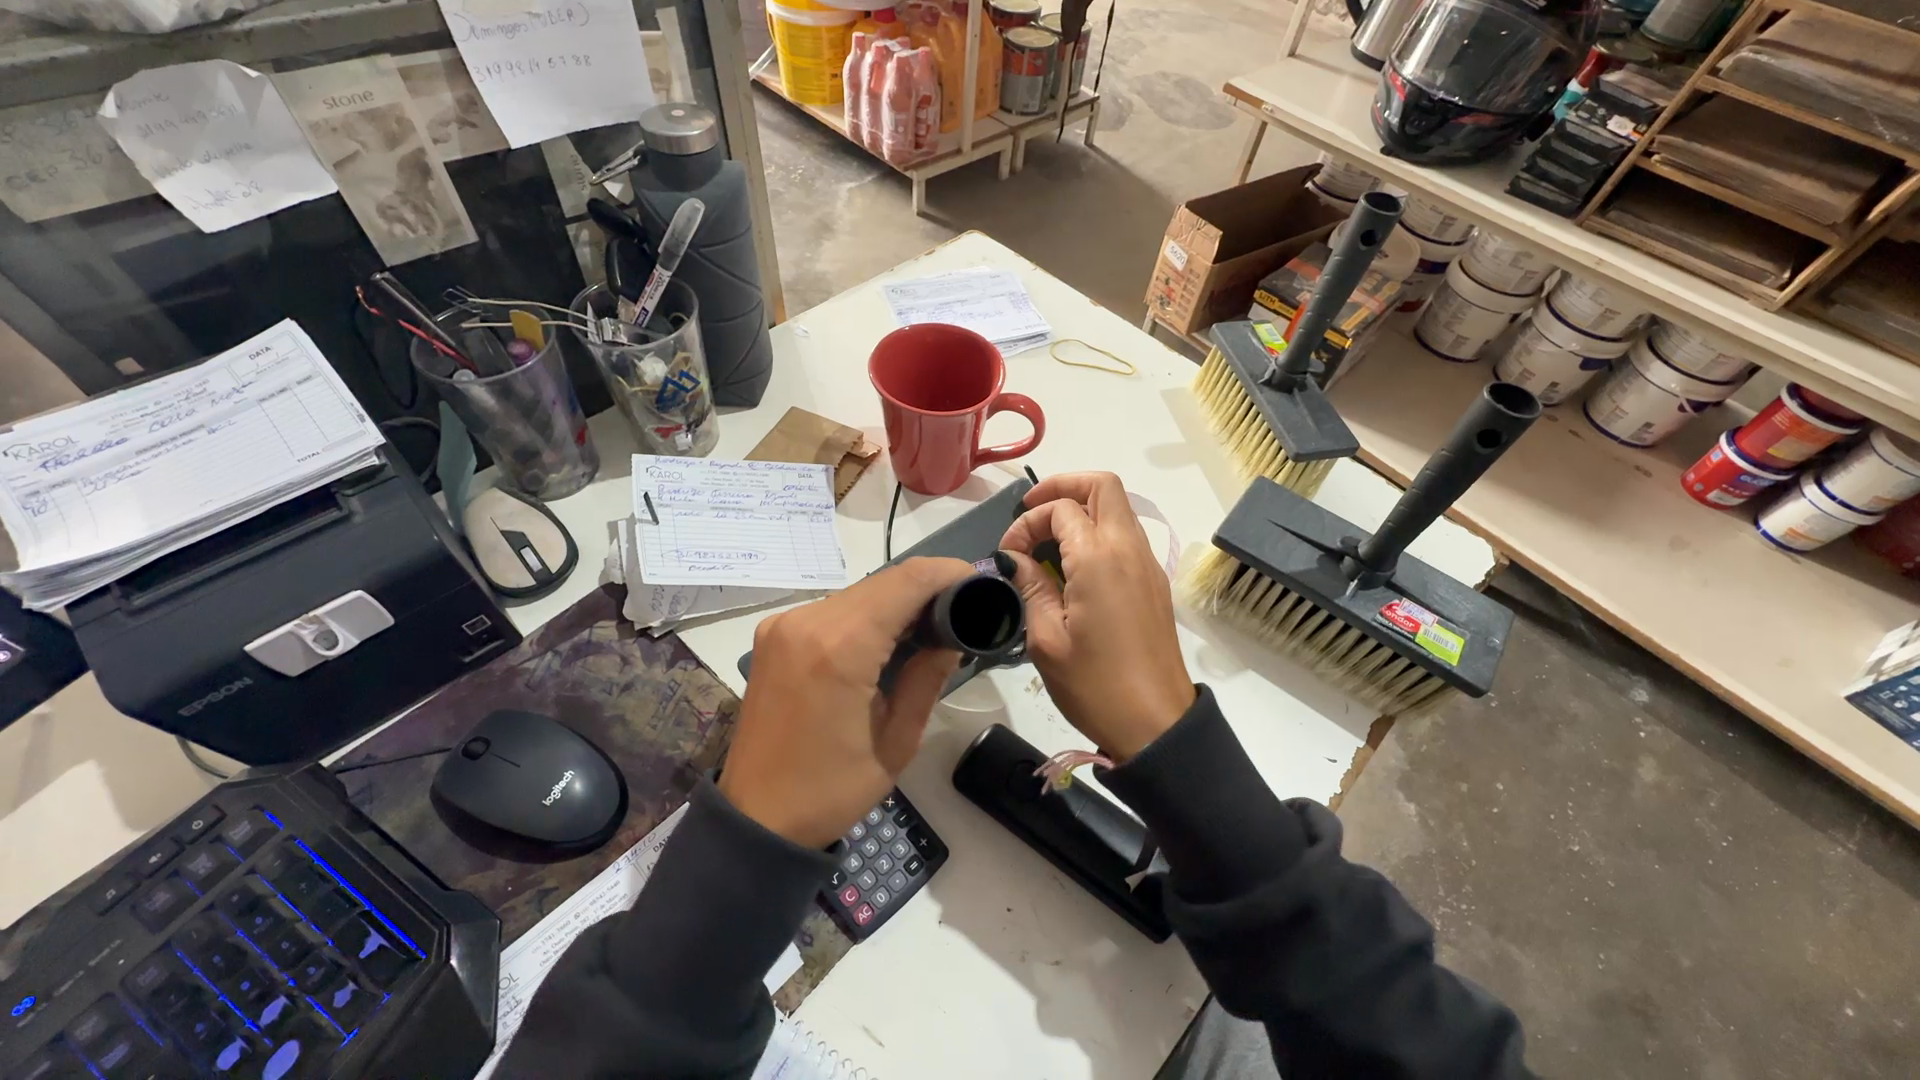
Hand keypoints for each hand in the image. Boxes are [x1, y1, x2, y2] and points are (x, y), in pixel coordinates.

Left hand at [721, 557, 974, 848]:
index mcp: (840, 647)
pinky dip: (864, 615)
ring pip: (856, 593)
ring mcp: (783, 625)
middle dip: (925, 589)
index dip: (948, 573)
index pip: (906, 582)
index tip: (978, 584)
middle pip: (881, 582)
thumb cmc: (830, 791)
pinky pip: (831, 610)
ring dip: (894, 602)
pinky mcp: (772, 635)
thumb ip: (927, 677)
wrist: (756, 818)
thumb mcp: (896, 741)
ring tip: (928, 628)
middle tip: (961, 612)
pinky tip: (884, 640)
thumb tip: (951, 637)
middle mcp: (807, 621)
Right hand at [1000, 472, 1195, 761]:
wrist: (1154, 724)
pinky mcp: (1154, 583)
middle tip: (1031, 512)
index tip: (1009, 555)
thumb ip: (1030, 587)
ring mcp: (1148, 564)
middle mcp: (1129, 548)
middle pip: (1103, 486)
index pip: (1061, 509)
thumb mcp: (1046, 639)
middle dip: (1063, 487)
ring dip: (1082, 509)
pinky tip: (1073, 565)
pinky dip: (1098, 532)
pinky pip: (1126, 536)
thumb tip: (1015, 559)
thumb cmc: (1094, 685)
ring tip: (1047, 541)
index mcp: (1100, 558)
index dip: (1027, 522)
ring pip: (1118, 508)